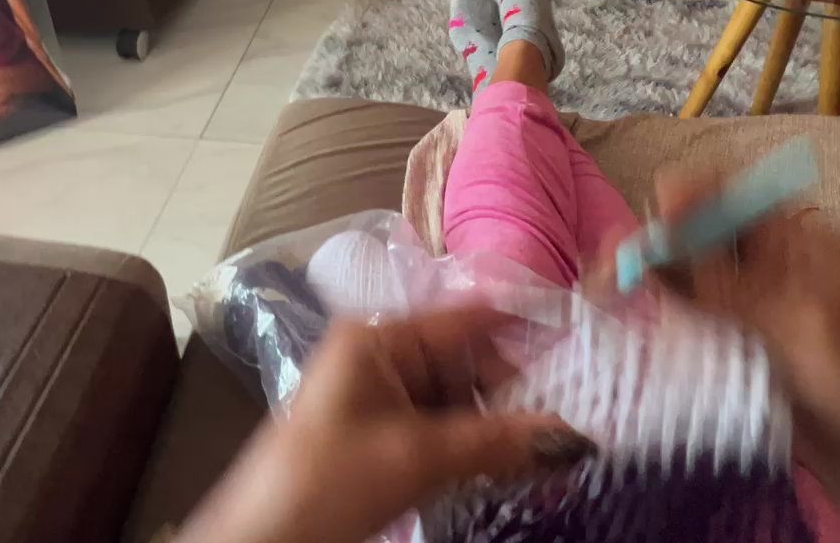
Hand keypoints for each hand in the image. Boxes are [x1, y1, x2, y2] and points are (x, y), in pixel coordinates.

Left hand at [178, 308, 593, 542]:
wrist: (261, 542)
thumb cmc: (326, 482)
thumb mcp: (414, 459)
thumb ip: (494, 443)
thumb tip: (571, 436)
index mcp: (378, 336)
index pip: (465, 318)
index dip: (520, 325)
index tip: (578, 341)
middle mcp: (380, 352)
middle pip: (465, 360)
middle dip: (513, 393)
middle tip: (570, 426)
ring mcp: (378, 392)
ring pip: (457, 398)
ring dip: (496, 425)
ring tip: (547, 455)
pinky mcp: (379, 430)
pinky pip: (439, 425)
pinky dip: (472, 445)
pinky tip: (506, 467)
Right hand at [596, 168, 839, 542]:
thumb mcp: (802, 321)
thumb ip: (724, 271)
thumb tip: (663, 198)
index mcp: (787, 237)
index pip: (711, 196)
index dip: (667, 209)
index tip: (630, 243)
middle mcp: (762, 263)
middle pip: (687, 236)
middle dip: (644, 250)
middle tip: (603, 280)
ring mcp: (751, 308)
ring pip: (681, 281)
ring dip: (644, 288)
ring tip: (602, 302)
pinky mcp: (743, 351)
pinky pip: (690, 327)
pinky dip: (660, 327)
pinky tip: (630, 331)